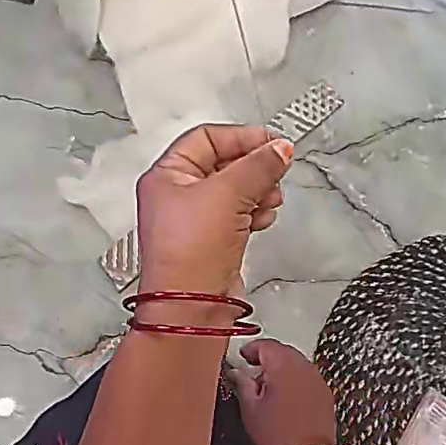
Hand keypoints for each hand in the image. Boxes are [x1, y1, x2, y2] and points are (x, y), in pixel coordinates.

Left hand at [136, 124, 291, 296]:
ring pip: (235, 191)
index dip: (241, 137)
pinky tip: (262, 217)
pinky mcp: (213, 241)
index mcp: (167, 175)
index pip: (207, 138)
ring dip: (258, 191)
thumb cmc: (189, 256)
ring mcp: (196, 220)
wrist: (193, 307)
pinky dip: (255, 212)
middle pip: (224, 164)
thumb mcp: (228, 194)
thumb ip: (258, 165)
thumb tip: (279, 148)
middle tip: (275, 170)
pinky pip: (239, 215)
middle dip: (253, 168)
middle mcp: (178, 196)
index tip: (271, 143)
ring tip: (270, 197)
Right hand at [227, 340, 336, 444]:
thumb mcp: (249, 406)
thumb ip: (242, 382)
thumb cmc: (274, 435)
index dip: (251, 349)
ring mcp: (318, 379)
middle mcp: (304, 367)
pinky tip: (286, 398)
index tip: (243, 357)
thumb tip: (236, 372)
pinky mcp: (326, 393)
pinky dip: (296, 380)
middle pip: (283, 351)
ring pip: (297, 363)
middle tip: (252, 371)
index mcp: (283, 365)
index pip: (266, 345)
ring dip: (282, 369)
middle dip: (267, 357)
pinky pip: (308, 377)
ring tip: (268, 387)